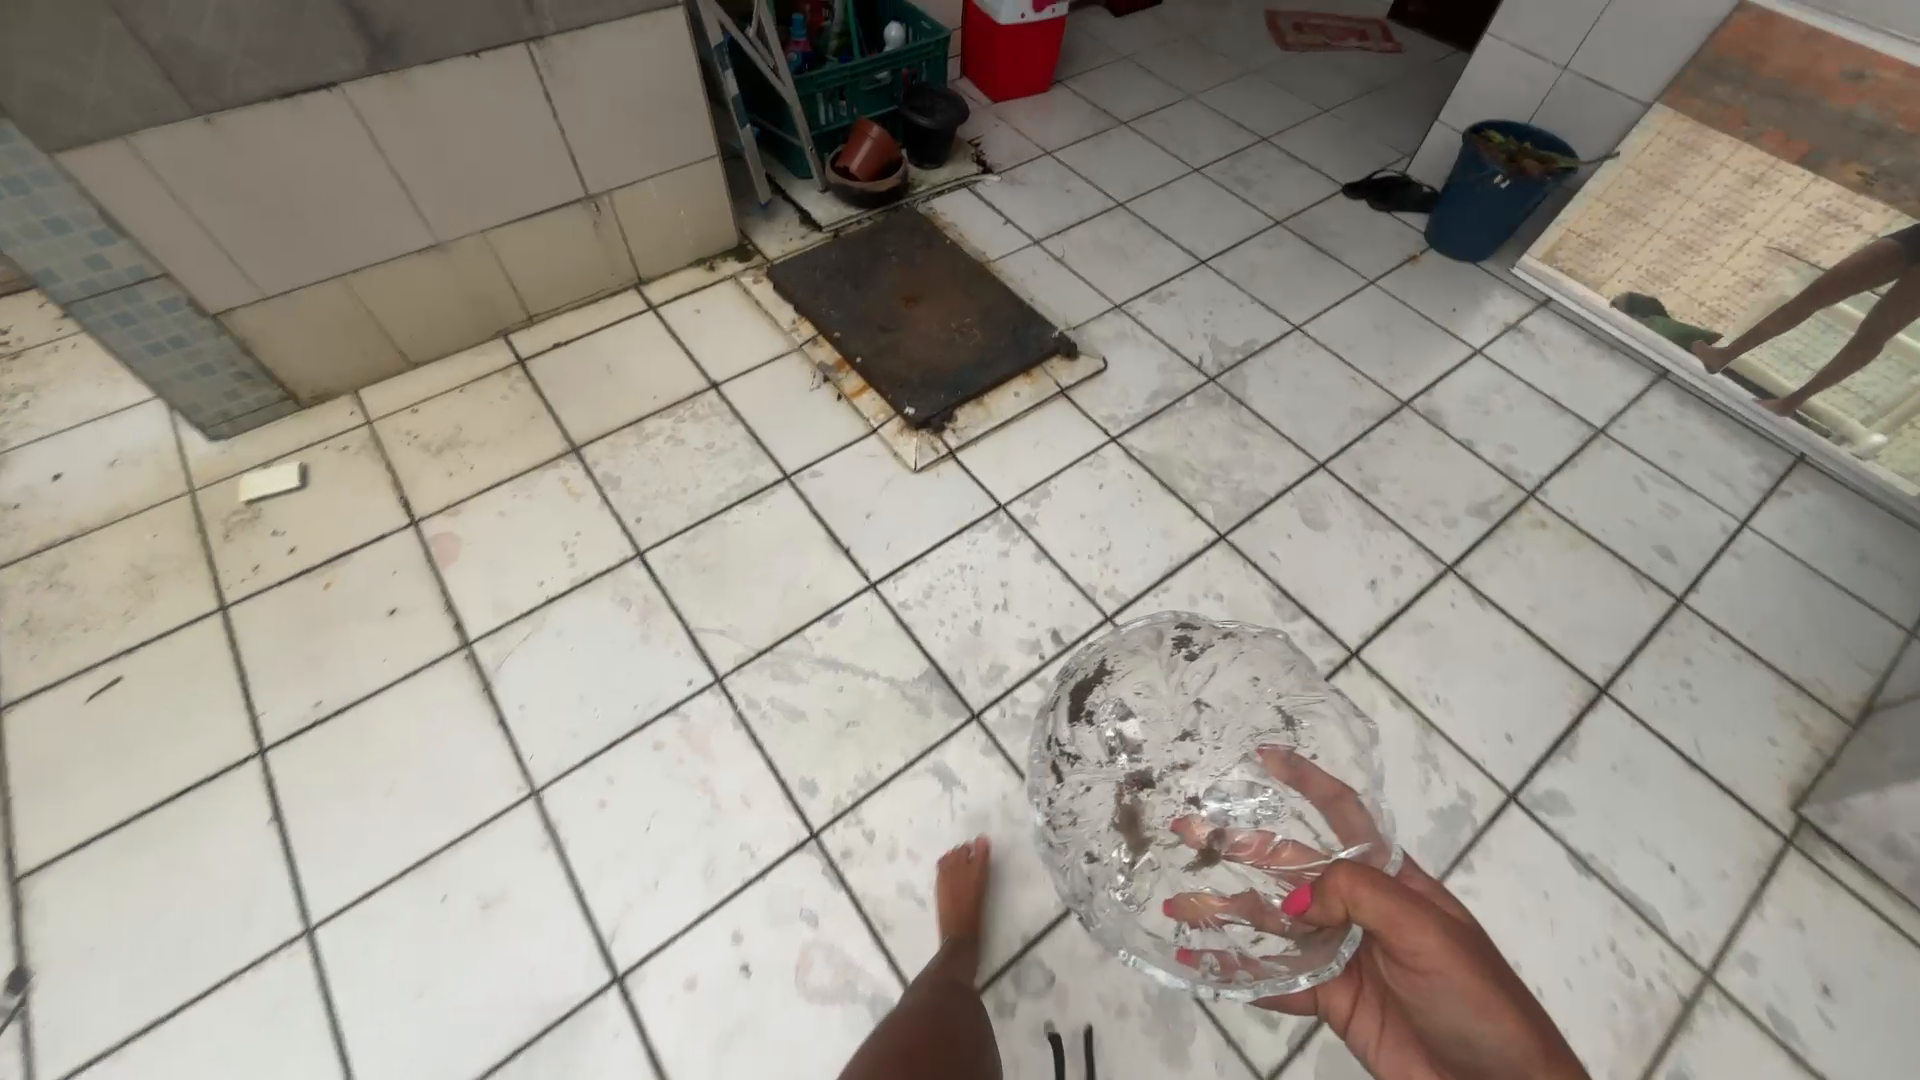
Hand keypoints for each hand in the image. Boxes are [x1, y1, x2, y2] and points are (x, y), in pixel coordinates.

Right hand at [1166, 749, 1587, 1079]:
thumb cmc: (1476, 998)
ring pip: (1270, 923)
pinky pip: (1277, 979)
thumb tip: (1293, 899)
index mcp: (1388, 880)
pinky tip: (1202, 965)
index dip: (1306, 781)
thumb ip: (1358, 896)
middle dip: (1238, 846)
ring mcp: (1340, 953)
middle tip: (1186, 830)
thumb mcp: (1427, 932)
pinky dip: (1238, 972)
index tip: (1264, 755)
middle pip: (1287, 867)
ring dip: (1225, 913)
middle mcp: (1356, 908)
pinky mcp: (1332, 999)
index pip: (1343, 815)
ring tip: (1177, 908)